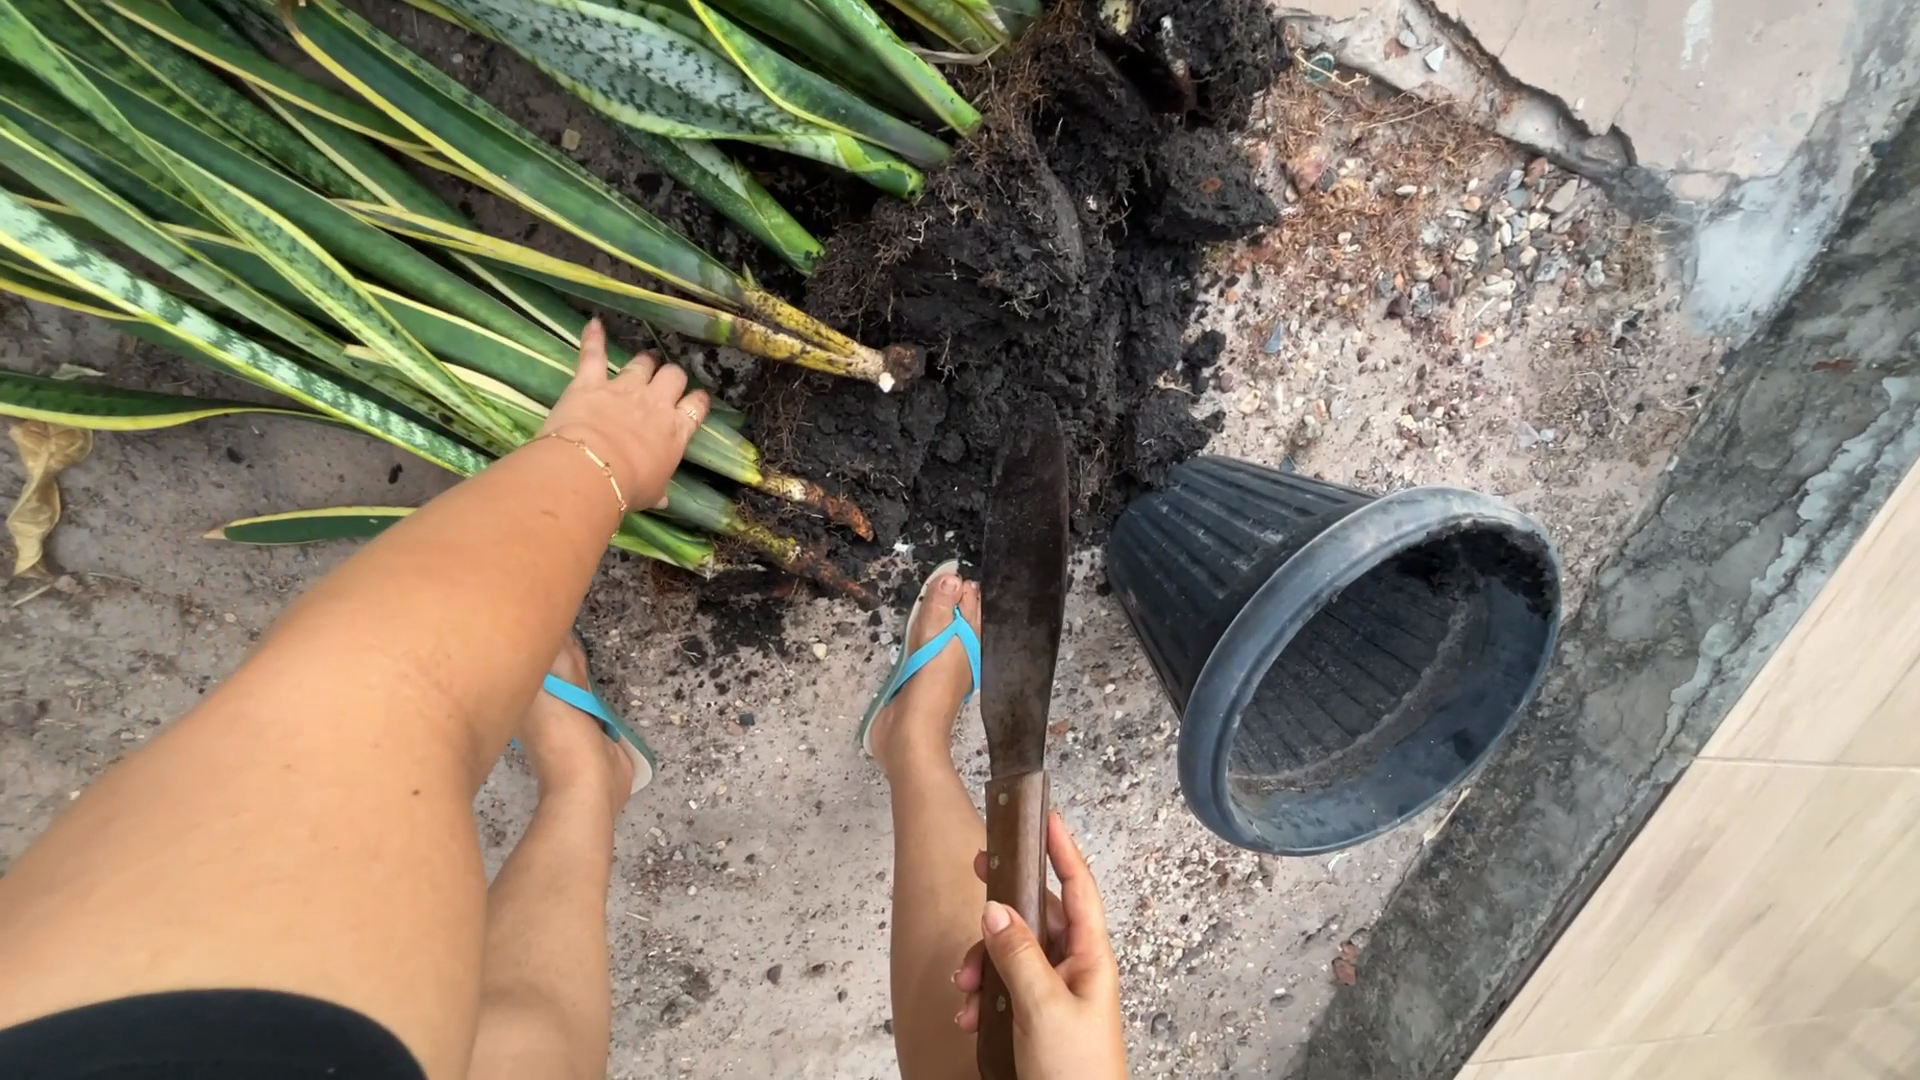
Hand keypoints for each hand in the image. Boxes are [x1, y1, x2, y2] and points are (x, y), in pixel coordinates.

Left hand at [536, 318, 708, 511]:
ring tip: (645, 360)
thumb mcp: (652, 493)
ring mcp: (625, 390)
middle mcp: (656, 404)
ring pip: (643, 364)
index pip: (696, 406)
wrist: (592, 471)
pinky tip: (594, 324)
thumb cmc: (629, 487)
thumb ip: (659, 490)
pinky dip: (593, 338)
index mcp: (677, 431)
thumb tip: (663, 499)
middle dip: (673, 377)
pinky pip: (593, 355)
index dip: (697, 400)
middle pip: (674, 377)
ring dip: (645, 361)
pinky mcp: (591, 382)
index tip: (697, 399)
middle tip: (667, 381)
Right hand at [955, 812, 1127, 1079]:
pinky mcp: (1033, 1014)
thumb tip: (994, 907)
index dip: (1063, 849)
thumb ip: (1018, 954)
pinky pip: (1002, 983)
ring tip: (963, 984)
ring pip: (1012, 949)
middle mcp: (1073, 966)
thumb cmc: (1076, 1072)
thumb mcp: (1044, 1008)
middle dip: (1002, 903)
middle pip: (1035, 914)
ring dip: (983, 959)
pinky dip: (981, 990)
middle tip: (977, 868)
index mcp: (1090, 956)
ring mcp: (1052, 990)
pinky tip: (968, 1011)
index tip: (1045, 816)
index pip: (1078, 887)